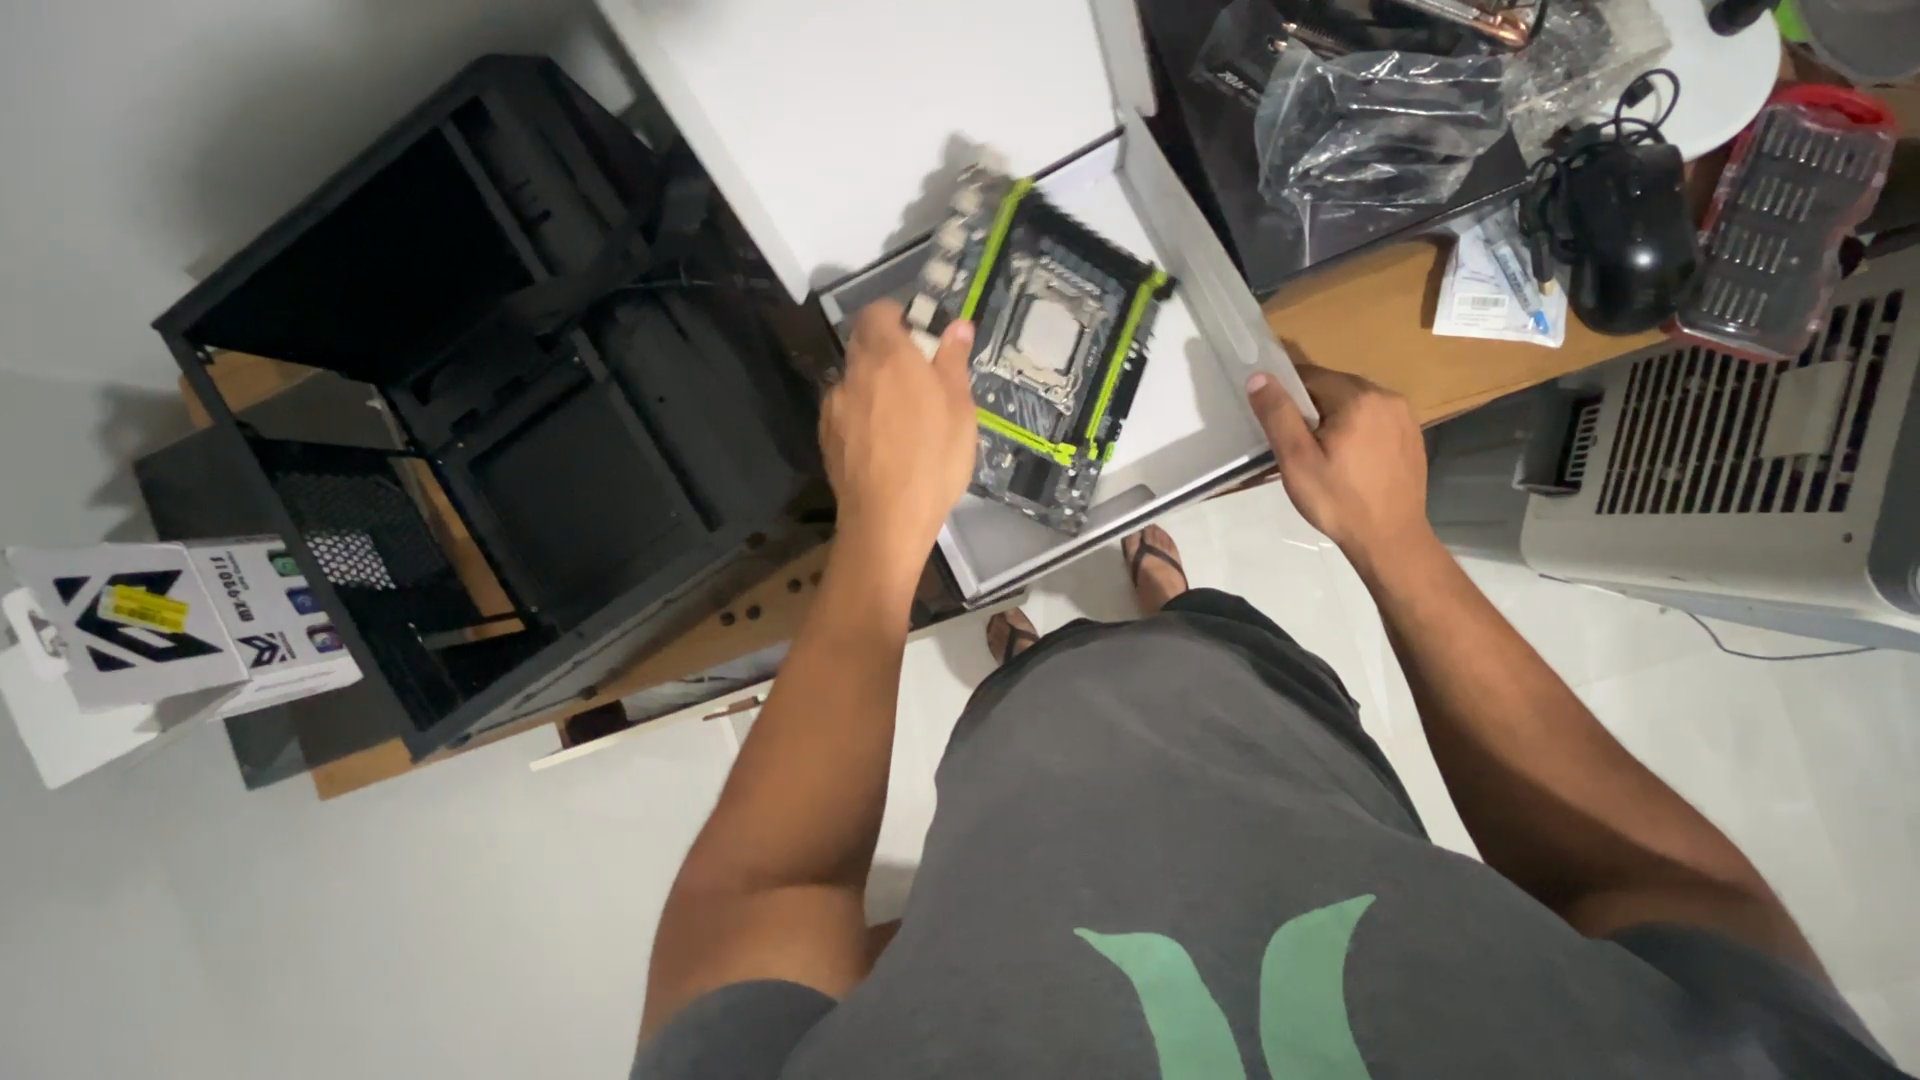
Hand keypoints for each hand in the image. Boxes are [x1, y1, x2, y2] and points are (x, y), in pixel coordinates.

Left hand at [821, 301, 976, 570]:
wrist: (886, 521)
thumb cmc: (933, 462)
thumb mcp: (959, 410)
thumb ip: (953, 362)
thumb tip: (957, 326)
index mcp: (889, 358)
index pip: (878, 312)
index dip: (897, 317)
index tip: (918, 337)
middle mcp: (854, 374)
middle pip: (863, 344)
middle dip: (887, 351)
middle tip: (917, 378)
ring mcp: (834, 406)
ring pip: (853, 379)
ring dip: (873, 386)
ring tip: (900, 419)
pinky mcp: (826, 436)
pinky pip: (845, 410)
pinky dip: (861, 414)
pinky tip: (882, 444)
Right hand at [1245, 364, 1432, 569]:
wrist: (1389, 538)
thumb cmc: (1337, 500)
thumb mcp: (1296, 460)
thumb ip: (1278, 414)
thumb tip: (1258, 376)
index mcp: (1357, 397)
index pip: (1310, 376)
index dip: (1287, 395)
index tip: (1275, 421)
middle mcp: (1386, 396)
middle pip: (1334, 387)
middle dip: (1311, 407)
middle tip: (1296, 443)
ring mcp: (1404, 415)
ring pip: (1355, 402)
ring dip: (1334, 417)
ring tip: (1321, 453)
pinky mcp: (1412, 434)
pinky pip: (1374, 418)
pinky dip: (1356, 428)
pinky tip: (1349, 459)